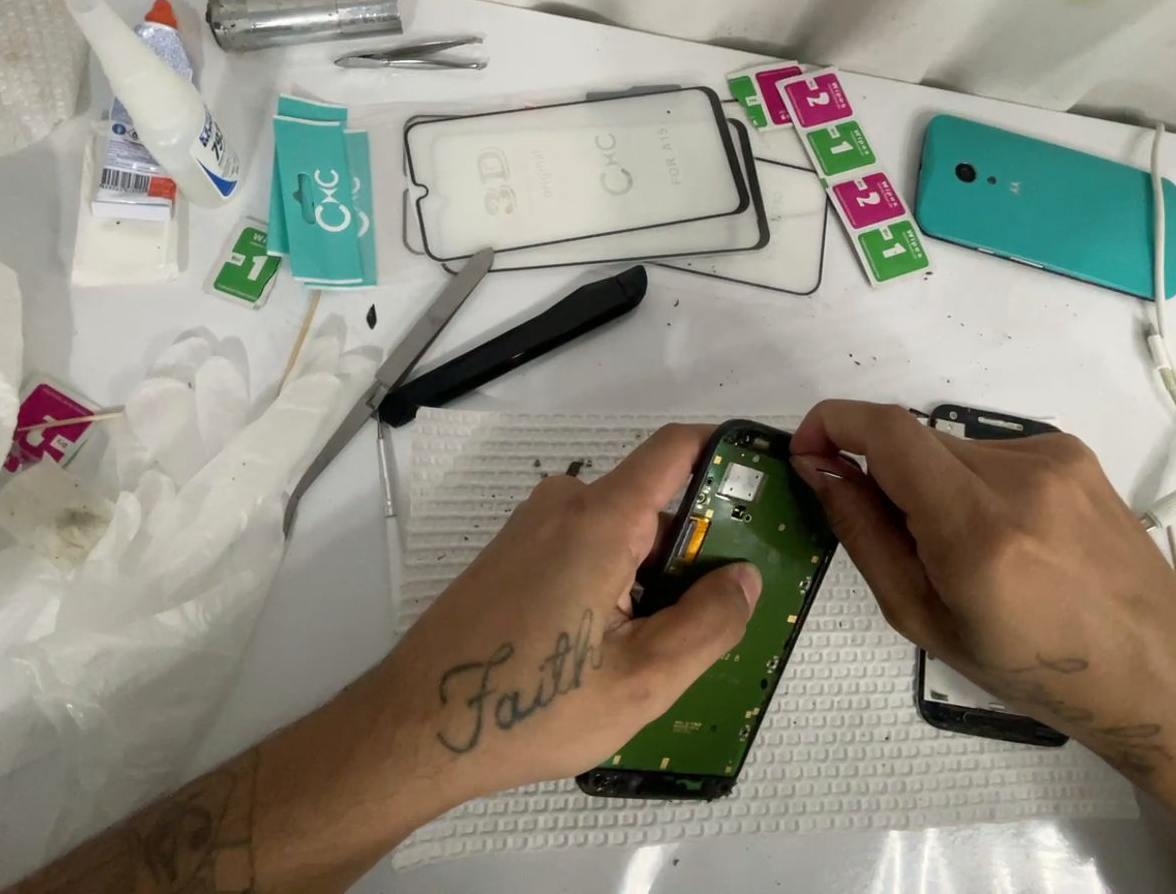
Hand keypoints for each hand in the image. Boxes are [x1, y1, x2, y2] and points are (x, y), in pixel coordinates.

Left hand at [364, 423, 761, 805]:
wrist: (414, 726)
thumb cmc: (531, 704)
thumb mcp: (641, 680)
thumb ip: (707, 622)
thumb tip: (744, 575)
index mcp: (599, 518)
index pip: (673, 448)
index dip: (721, 453)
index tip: (760, 488)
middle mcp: (564, 505)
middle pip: (651, 499)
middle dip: (692, 546)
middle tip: (712, 612)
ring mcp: (532, 527)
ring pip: (618, 528)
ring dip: (651, 571)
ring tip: (657, 643)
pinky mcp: (513, 553)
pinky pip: (584, 545)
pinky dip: (613, 576)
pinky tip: (606, 643)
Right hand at [788, 400, 1175, 778]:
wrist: (1161, 672)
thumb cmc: (1030, 666)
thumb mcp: (921, 617)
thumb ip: (862, 532)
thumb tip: (820, 466)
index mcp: (977, 532)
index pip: (887, 432)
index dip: (832, 422)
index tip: (808, 448)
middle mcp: (1019, 478)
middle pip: (909, 439)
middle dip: (879, 471)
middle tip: (894, 530)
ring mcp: (1053, 458)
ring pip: (945, 446)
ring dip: (928, 480)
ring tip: (965, 544)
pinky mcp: (1071, 450)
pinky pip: (985, 450)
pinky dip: (969, 480)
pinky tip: (1006, 531)